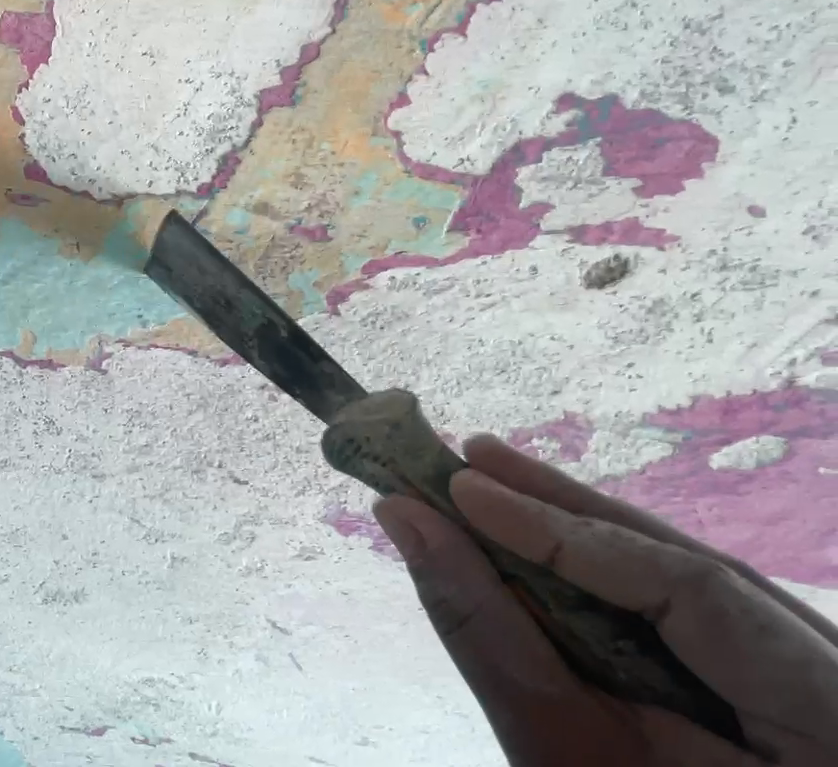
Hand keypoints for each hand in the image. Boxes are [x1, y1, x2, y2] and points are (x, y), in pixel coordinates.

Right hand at [374, 435, 837, 765]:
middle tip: (470, 459)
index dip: (567, 530)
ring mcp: (826, 690)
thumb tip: (401, 517)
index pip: (702, 593)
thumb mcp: (557, 753)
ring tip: (489, 483)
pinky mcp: (785, 692)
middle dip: (572, 513)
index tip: (461, 487)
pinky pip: (693, 616)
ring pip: (699, 586)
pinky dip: (606, 576)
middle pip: (705, 575)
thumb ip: (485, 630)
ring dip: (584, 534)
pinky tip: (545, 543)